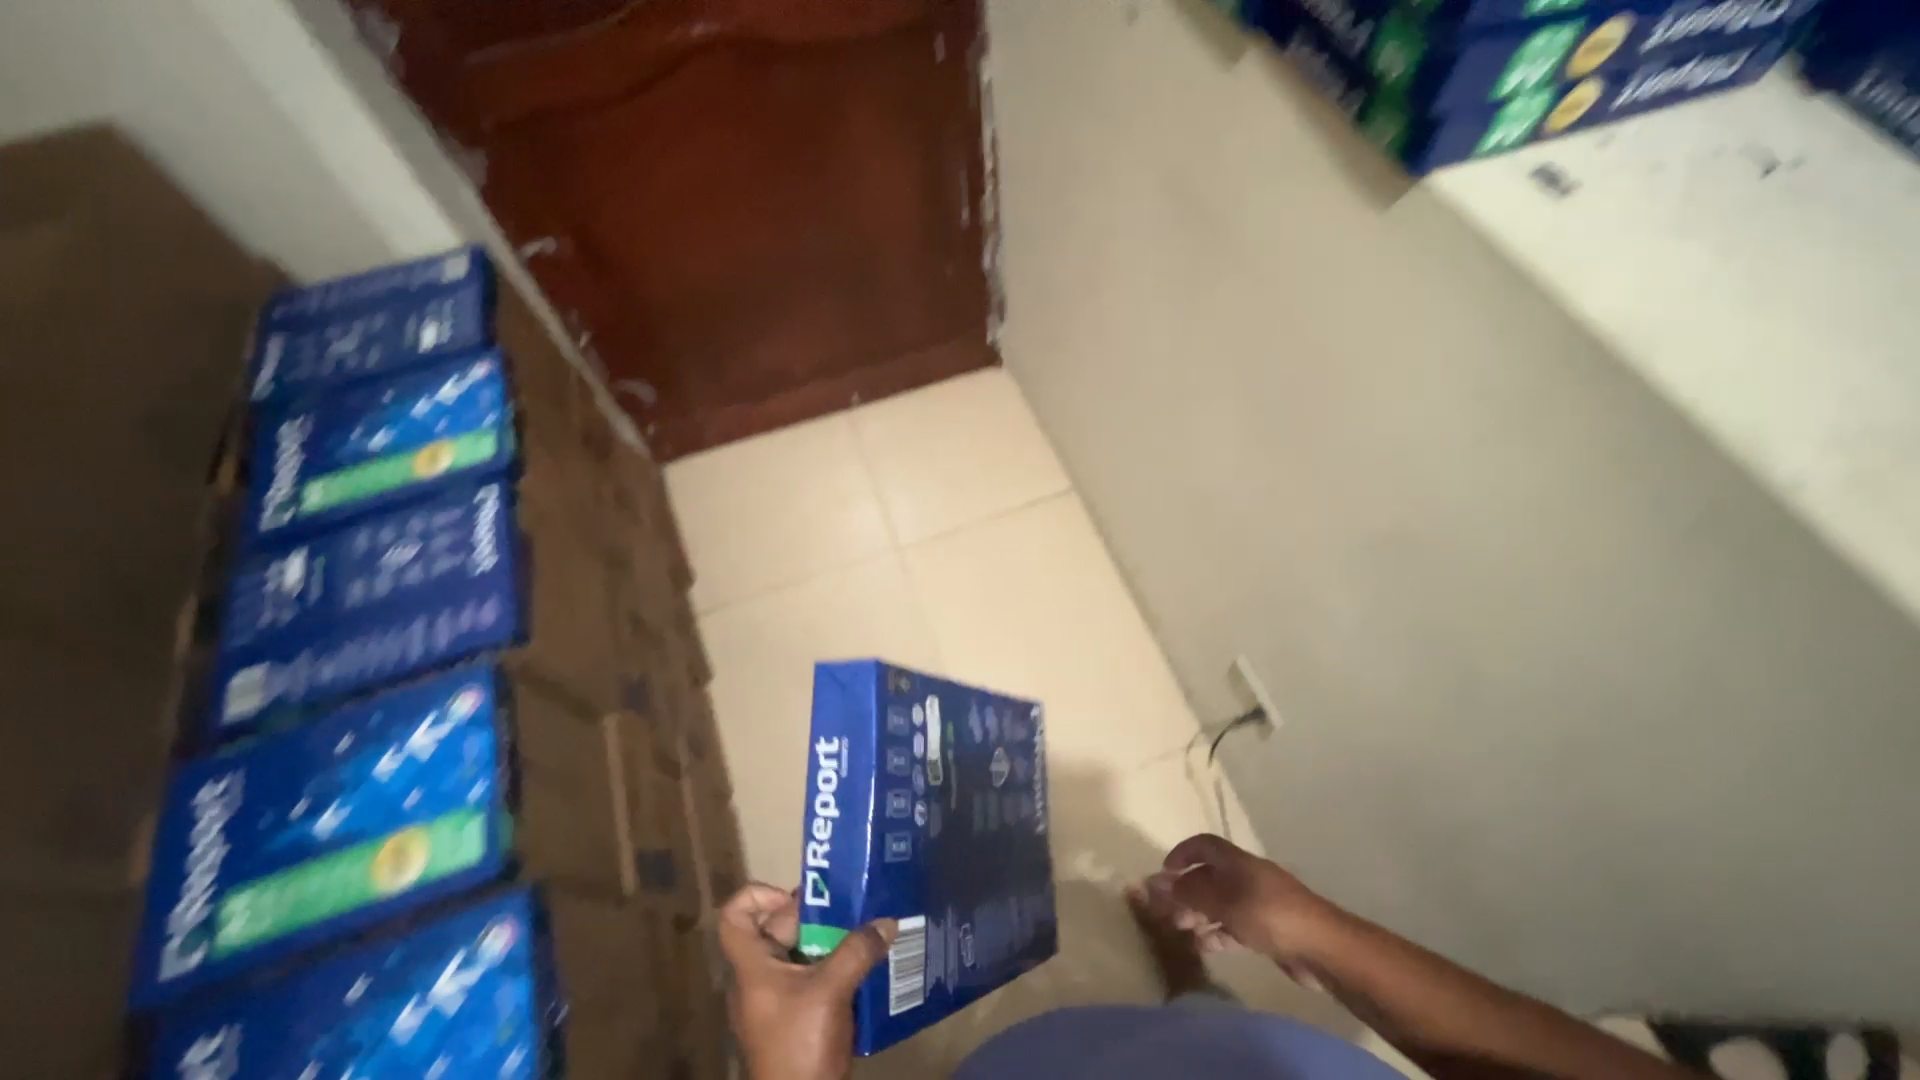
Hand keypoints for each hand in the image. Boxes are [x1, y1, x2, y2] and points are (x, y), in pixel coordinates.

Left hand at [718, 883, 896, 1079]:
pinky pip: (814, 976)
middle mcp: (760, 977)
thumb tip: (887, 922)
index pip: (735, 917)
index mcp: (752, 966)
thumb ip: (856, 952)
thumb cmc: (800, 1044)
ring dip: (830, 940)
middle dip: (813, 915)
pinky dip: (835, 965)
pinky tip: (865, 964)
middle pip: (776, 929)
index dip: (759, 896)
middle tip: (849, 908)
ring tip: (865, 931)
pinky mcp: (798, 1015)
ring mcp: (778, 997)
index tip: (795, 898)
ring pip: (800, 952)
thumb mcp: (829, 992)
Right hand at [1150, 834, 1341, 963]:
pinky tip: (1204, 947)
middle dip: (1186, 893)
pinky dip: (1217, 934)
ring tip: (1183, 931)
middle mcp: (1246, 878)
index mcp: (1238, 862)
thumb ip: (1189, 893)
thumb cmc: (1269, 915)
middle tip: (1168, 913)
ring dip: (1199, 915)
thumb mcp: (1224, 902)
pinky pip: (1233, 926)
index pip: (1204, 845)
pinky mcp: (1266, 930)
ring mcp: (1257, 904)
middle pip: (1209, 878)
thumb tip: (1154, 881)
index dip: (1182, 854)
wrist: (1322, 948)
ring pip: (1219, 904)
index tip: (1164, 874)